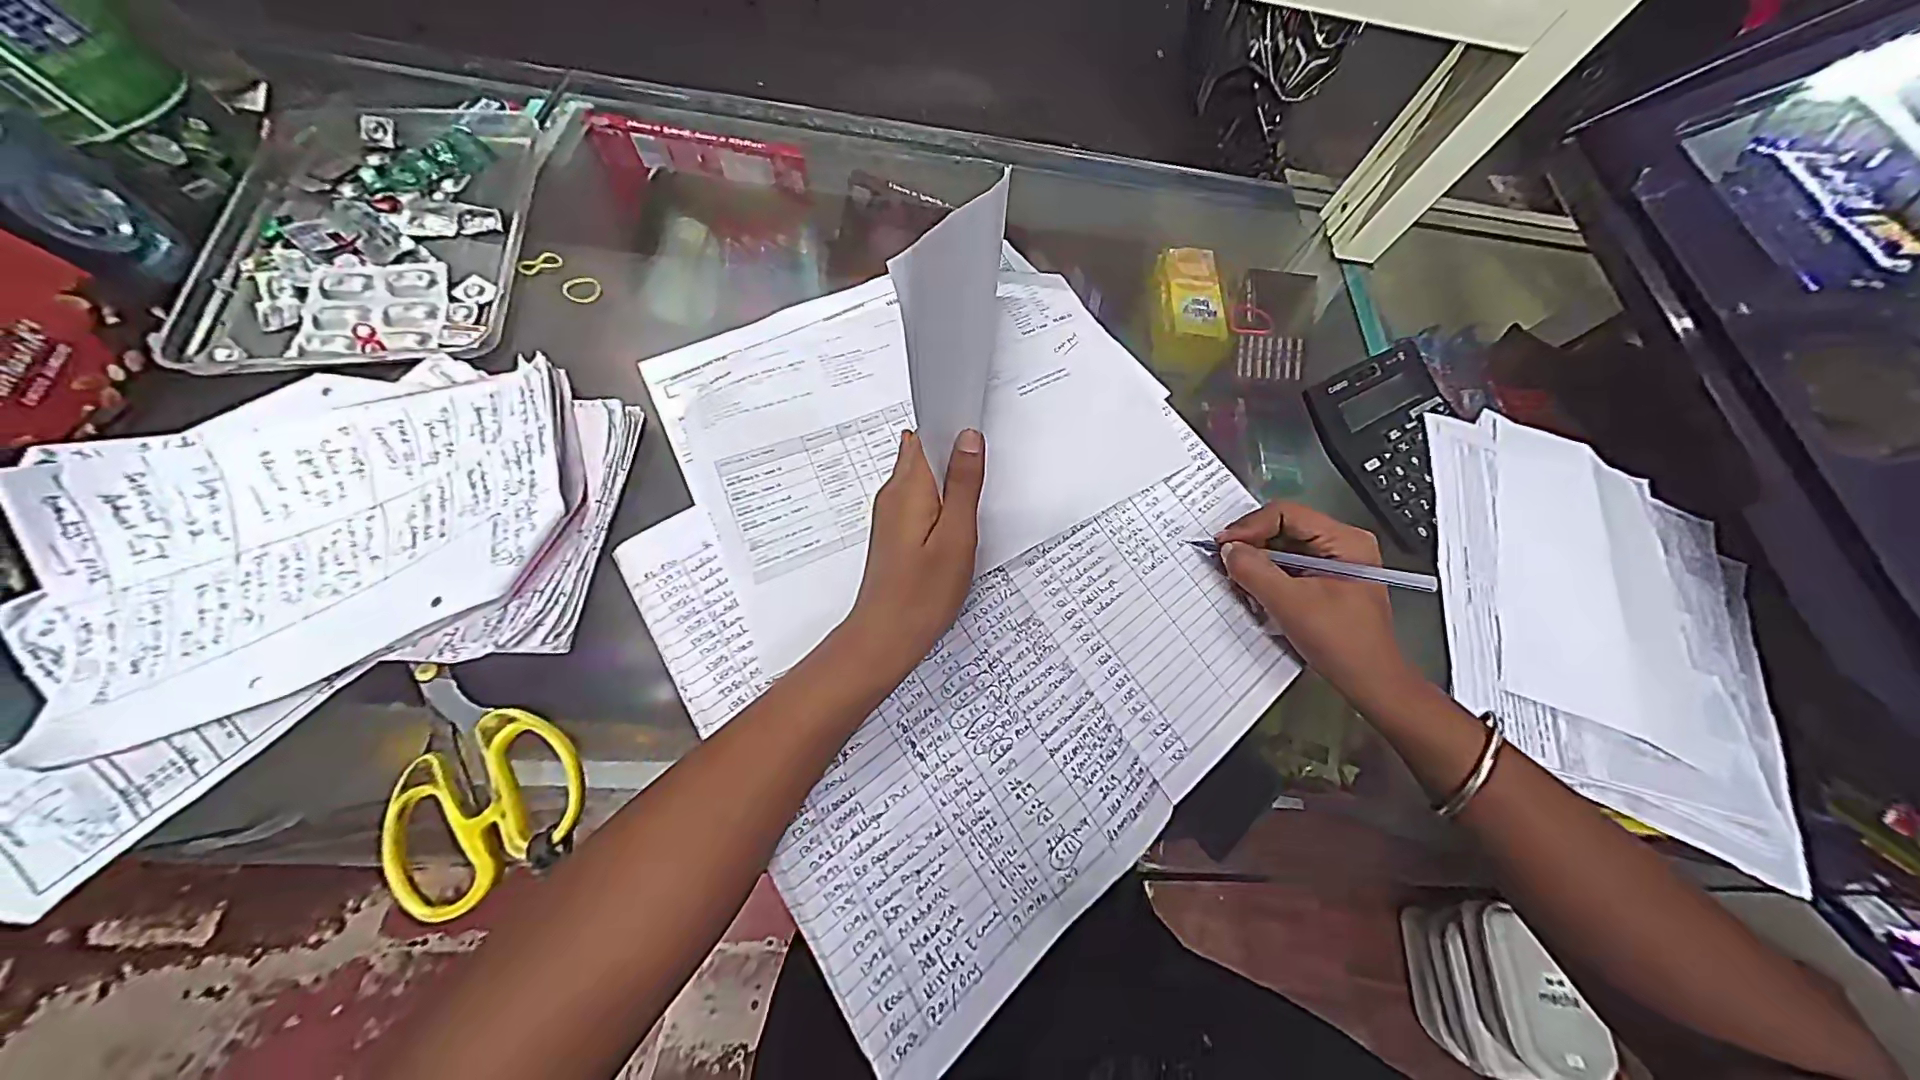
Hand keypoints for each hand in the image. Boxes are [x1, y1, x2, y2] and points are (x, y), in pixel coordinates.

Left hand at [842, 428, 985, 674]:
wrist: (886, 635)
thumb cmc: (920, 596)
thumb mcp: (957, 537)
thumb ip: (964, 485)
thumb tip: (969, 440)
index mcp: (908, 488)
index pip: (927, 434)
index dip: (954, 426)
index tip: (978, 430)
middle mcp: (894, 494)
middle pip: (925, 451)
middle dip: (955, 453)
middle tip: (983, 475)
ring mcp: (892, 511)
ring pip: (925, 476)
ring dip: (950, 480)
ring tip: (971, 505)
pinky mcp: (896, 529)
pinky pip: (921, 498)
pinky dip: (942, 501)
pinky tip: (956, 523)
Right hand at [1216, 501, 1420, 709]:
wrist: (1369, 680)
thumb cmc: (1340, 641)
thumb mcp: (1289, 603)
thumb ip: (1254, 570)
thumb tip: (1229, 549)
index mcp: (1344, 540)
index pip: (1286, 514)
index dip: (1250, 527)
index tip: (1223, 546)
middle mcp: (1341, 544)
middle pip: (1282, 528)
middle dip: (1251, 545)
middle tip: (1226, 563)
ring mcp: (1332, 563)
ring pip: (1281, 548)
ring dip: (1256, 563)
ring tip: (1239, 580)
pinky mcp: (1323, 580)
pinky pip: (1286, 566)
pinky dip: (1266, 576)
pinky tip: (1255, 591)